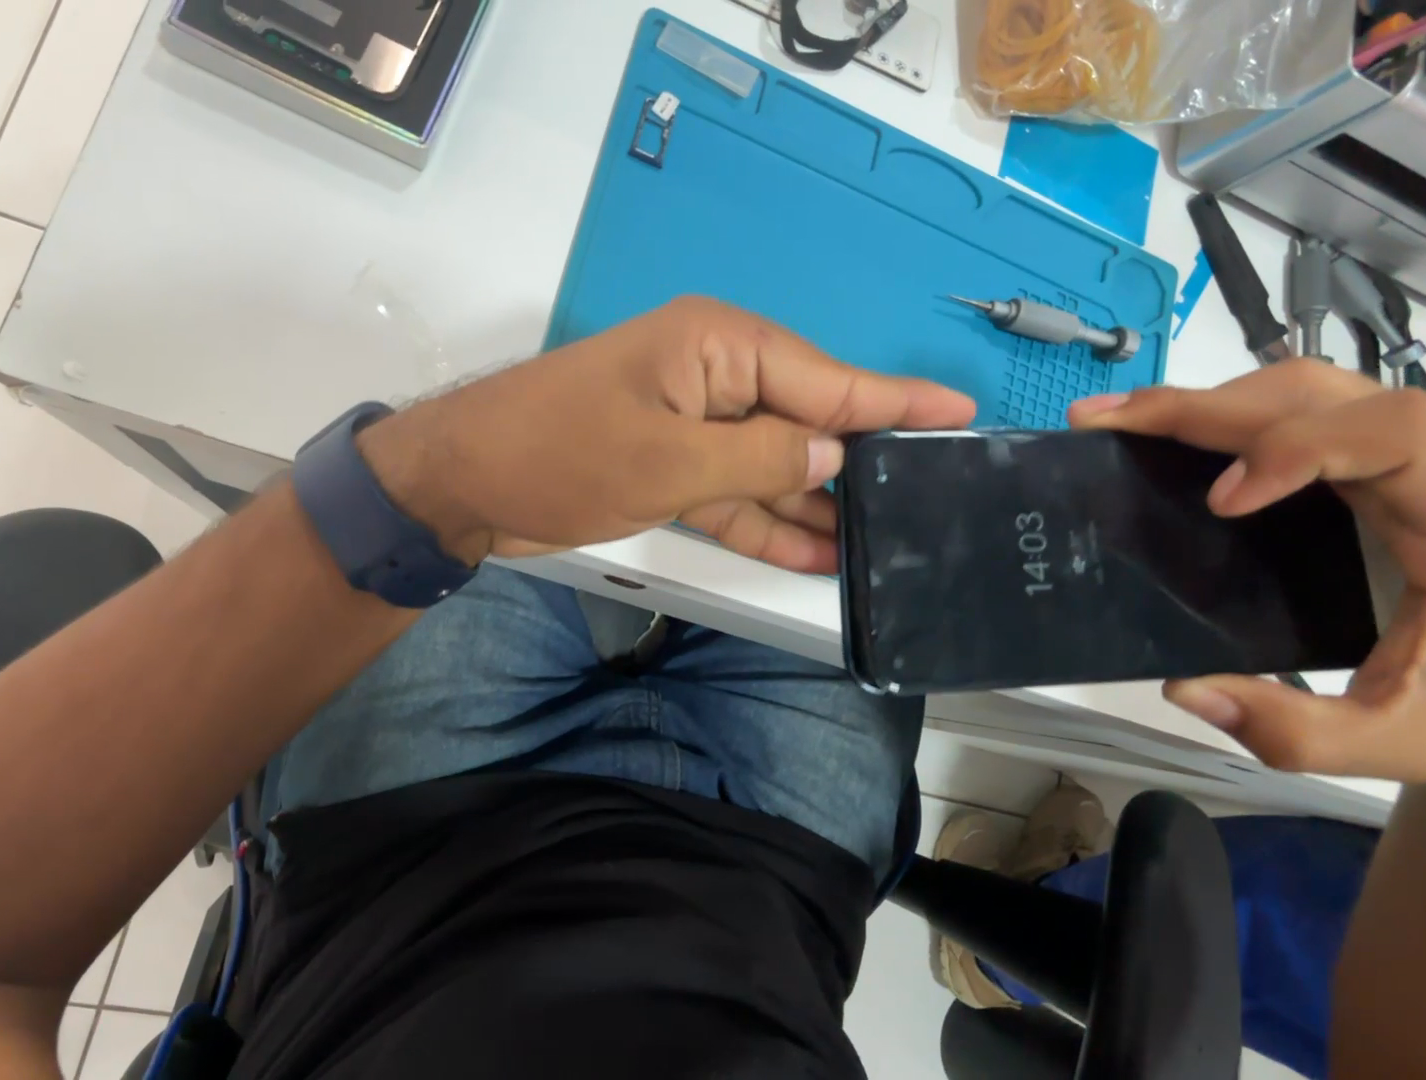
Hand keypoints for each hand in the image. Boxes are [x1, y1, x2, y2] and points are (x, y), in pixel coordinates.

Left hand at [359, 296, 974, 574]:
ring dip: (816, 508)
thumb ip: (760, 461)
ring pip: (772, 468)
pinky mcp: (668, 471)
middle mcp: (712, 379)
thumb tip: (832, 458)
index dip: (894, 400)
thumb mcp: (669, 461)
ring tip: (884, 545)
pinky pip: (733, 496)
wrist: (463, 484)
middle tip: (931, 502)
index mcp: (717, 347)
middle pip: (805, 422)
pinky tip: (817, 556)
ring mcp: (690, 428)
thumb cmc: (562, 454)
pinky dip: (766, 525)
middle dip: (860, 464)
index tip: (961, 412)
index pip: (825, 376)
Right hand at [1069, 359, 1425, 783]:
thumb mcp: (1408, 742)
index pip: (1391, 434)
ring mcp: (1417, 451)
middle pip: (1320, 394)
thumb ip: (1301, 732)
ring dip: (1206, 402)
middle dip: (1200, 408)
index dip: (1295, 450)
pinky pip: (1302, 410)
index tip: (1218, 503)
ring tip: (1120, 422)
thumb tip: (1184, 688)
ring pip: (1306, 389)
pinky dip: (1227, 415)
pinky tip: (1172, 437)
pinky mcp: (1384, 458)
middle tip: (1098, 423)